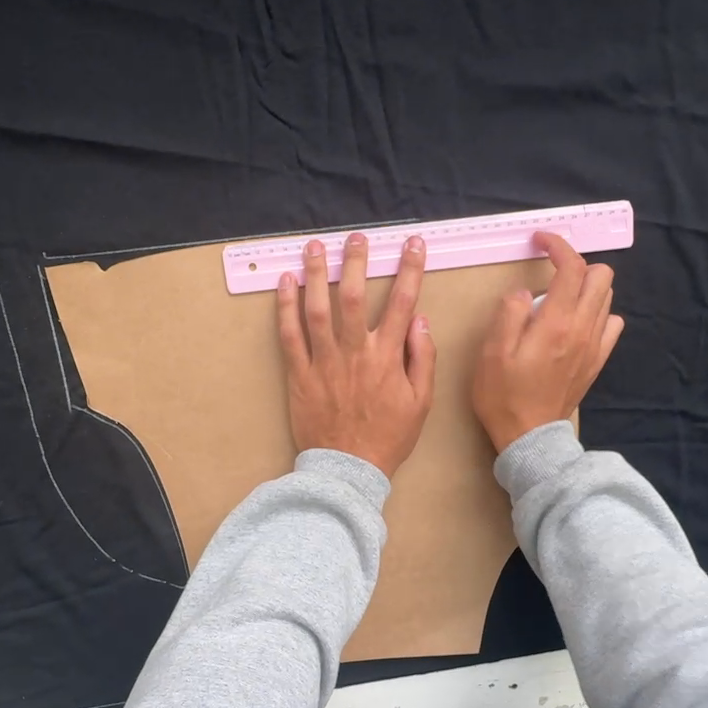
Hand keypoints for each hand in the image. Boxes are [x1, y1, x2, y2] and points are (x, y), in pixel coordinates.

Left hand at [278, 233, 435, 476]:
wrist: (350, 470)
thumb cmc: (388, 437)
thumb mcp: (421, 403)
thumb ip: (422, 358)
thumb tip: (420, 320)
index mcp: (387, 357)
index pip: (401, 302)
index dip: (409, 269)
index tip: (412, 244)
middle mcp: (354, 352)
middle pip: (353, 296)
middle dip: (355, 261)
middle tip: (355, 238)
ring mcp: (324, 362)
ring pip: (317, 309)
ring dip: (316, 274)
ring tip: (314, 247)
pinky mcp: (299, 375)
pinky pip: (289, 336)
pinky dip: (285, 307)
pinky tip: (285, 282)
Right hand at [471, 232, 623, 452]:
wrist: (529, 437)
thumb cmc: (503, 395)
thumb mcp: (491, 352)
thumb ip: (509, 314)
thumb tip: (525, 293)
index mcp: (556, 322)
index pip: (571, 267)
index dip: (558, 246)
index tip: (540, 242)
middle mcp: (583, 329)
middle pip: (602, 275)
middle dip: (577, 265)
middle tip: (550, 275)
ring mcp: (594, 346)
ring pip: (607, 298)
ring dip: (586, 289)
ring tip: (558, 300)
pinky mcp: (596, 362)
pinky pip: (611, 325)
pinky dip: (597, 314)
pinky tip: (575, 324)